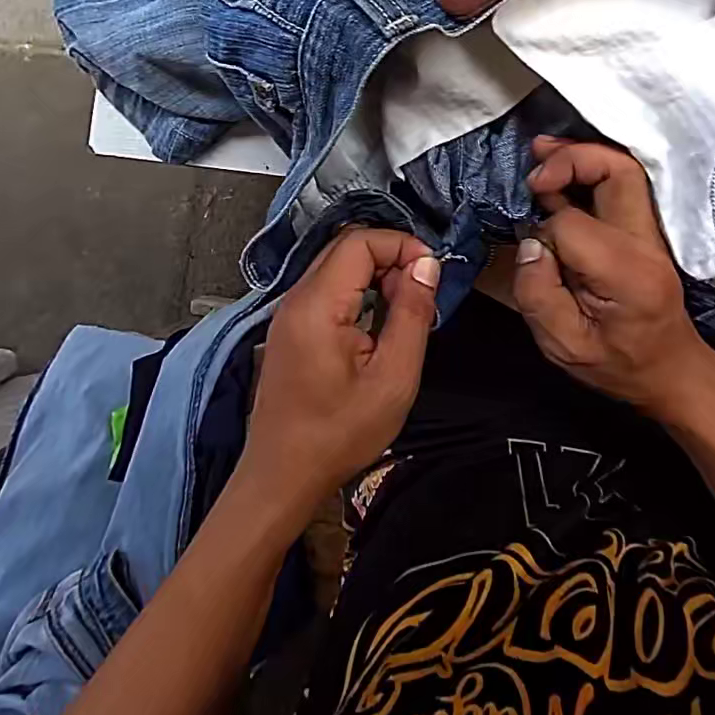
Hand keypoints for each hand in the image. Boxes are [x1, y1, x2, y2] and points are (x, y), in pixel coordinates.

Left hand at [240, 228, 441, 508]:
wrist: (283, 473)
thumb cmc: (339, 433)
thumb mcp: (393, 378)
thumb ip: (412, 313)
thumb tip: (426, 265)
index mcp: (317, 305)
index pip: (359, 241)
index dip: (400, 245)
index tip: (431, 273)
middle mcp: (296, 297)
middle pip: (345, 246)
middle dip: (390, 256)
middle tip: (419, 292)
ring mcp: (288, 310)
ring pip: (336, 263)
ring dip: (375, 272)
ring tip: (402, 309)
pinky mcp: (290, 324)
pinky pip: (327, 286)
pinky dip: (357, 288)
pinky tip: (377, 320)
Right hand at [512, 137, 714, 419]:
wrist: (670, 371)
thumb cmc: (617, 365)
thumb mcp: (563, 347)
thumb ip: (538, 294)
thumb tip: (530, 243)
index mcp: (627, 274)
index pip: (572, 226)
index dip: (542, 234)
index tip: (534, 256)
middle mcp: (646, 244)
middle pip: (618, 172)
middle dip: (571, 159)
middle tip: (534, 167)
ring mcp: (651, 234)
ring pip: (624, 170)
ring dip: (581, 155)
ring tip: (541, 153)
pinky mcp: (645, 230)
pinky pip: (621, 184)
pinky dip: (589, 169)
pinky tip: (560, 172)